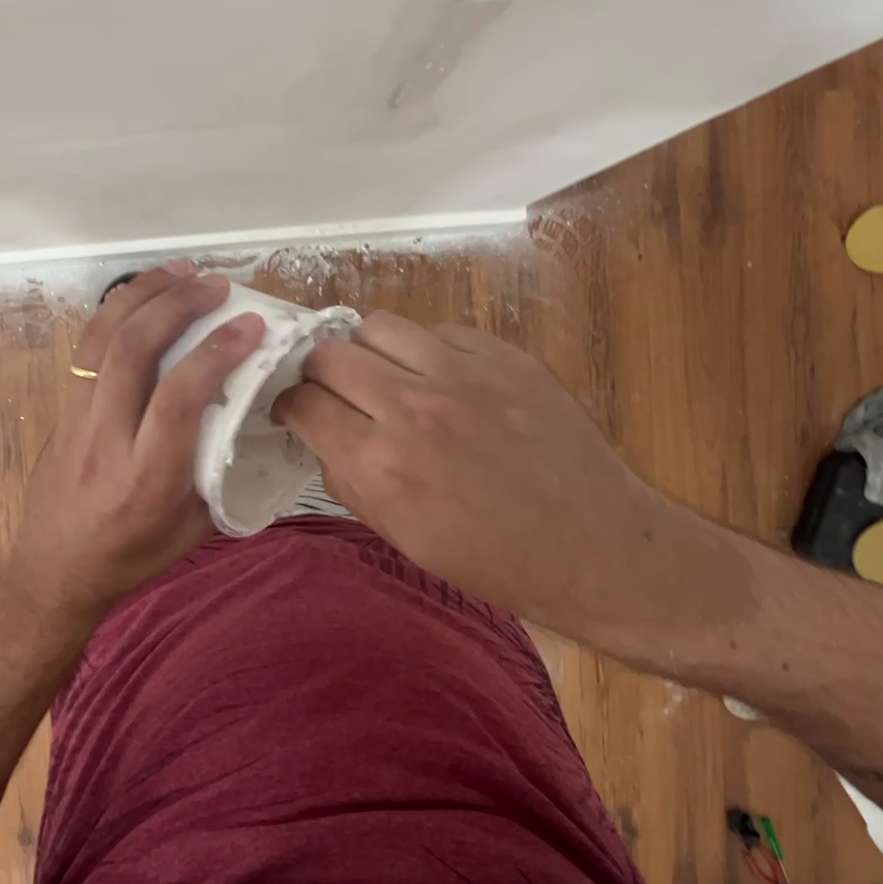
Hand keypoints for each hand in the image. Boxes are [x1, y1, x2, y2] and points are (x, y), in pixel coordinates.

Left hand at [0, 260, 263, 620]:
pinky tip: (143, 296)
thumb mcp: (194, 528)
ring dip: (143, 295)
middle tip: (216, 284)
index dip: (216, 353)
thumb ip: (222, 471)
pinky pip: (87, 348)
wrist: (55, 570)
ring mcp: (77, 419)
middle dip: (177, 306)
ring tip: (180, 271)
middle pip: (133, 351)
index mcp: (147, 477)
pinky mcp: (63, 408)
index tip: (250, 326)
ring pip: (102, 340)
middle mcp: (107, 439)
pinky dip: (117, 312)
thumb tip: (256, 418)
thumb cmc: (132, 555)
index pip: (178, 398)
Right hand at [273, 312, 671, 629]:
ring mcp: (462, 373)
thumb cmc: (489, 557)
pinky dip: (425, 351)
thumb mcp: (400, 534)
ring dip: (367, 350)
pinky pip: (439, 330)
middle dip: (318, 373)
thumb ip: (348, 479)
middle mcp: (412, 406)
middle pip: (330, 354)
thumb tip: (321, 436)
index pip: (305, 403)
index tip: (296, 412)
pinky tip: (440, 379)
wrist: (592, 545)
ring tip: (383, 375)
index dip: (290, 406)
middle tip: (334, 392)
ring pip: (379, 326)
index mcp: (381, 463)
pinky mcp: (504, 355)